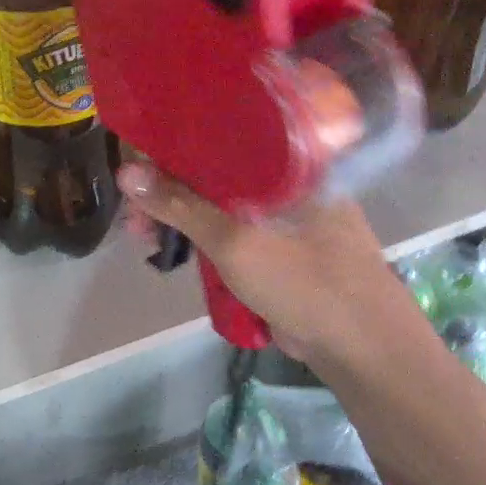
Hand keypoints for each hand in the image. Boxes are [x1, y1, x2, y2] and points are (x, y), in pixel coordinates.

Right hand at [117, 162, 431, 372]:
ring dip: (177, 219)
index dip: (173, 148)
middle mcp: (285, 181)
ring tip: (144, 239)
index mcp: (289, 164)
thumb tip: (125, 171)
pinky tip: (169, 249)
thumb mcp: (235, 241)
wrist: (361, 347)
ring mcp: (280, 217)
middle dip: (166, 192)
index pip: (221, 137)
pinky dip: (197, 239)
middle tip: (133, 219)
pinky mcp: (274, 248)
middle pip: (212, 173)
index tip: (136, 167)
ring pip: (215, 205)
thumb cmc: (305, 282)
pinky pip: (226, 232)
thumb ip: (180, 206)